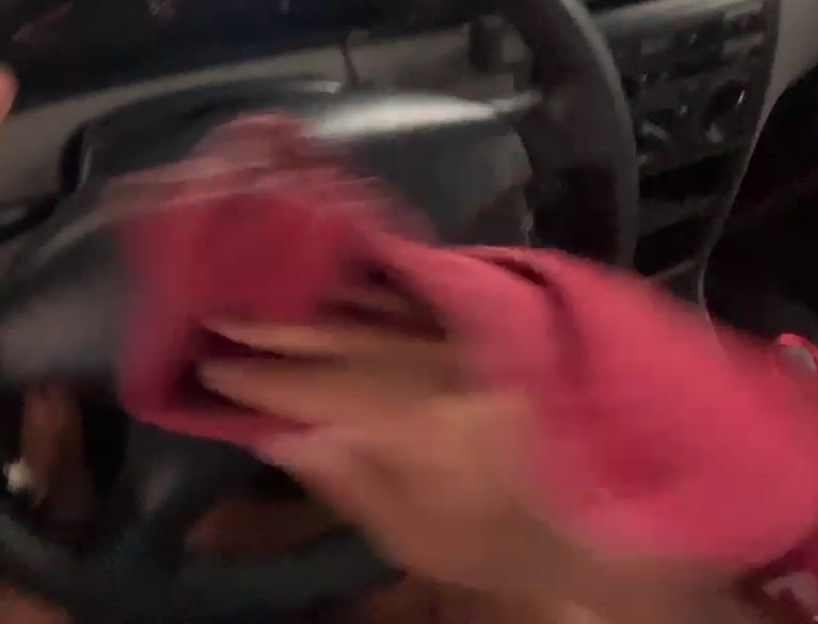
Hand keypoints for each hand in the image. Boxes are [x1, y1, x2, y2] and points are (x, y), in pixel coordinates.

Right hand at [199, 291, 728, 623]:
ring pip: (363, 311)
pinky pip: (403, 299)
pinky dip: (360, 287)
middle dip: (270, 327)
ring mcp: (450, 340)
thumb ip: (352, 483)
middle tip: (215, 310)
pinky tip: (331, 277)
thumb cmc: (504, 537)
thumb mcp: (423, 540)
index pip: (315, 391)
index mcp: (411, 424)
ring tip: (257, 286)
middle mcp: (426, 368)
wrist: (609, 501)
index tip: (208, 362)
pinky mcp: (468, 327)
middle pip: (333, 339)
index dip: (259, 377)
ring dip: (307, 301)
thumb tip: (282, 435)